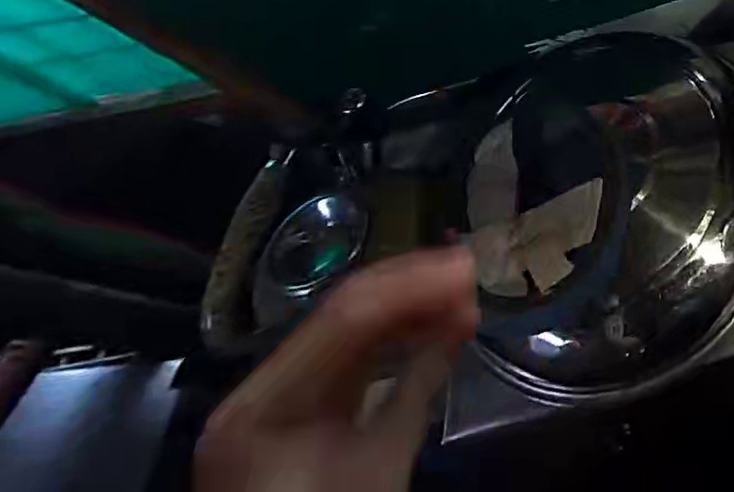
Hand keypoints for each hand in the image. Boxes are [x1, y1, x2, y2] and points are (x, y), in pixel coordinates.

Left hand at [194, 248, 479, 491]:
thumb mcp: (383, 462)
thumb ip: (419, 383)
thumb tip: (462, 318)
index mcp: (266, 401)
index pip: (347, 317)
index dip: (413, 285)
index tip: (466, 270)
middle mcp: (262, 385)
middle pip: (348, 312)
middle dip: (417, 288)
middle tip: (470, 276)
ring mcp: (277, 391)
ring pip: (354, 325)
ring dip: (414, 307)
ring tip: (464, 302)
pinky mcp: (299, 401)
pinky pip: (351, 350)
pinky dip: (397, 333)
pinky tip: (436, 323)